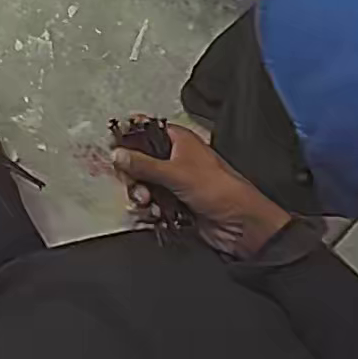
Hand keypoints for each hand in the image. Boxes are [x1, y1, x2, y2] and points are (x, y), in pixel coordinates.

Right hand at [111, 123, 291, 257]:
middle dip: (133, 174)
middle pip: (139, 160)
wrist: (243, 228)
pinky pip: (151, 201)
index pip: (146, 130)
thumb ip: (142, 163)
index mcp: (179, 141)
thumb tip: (118, 154)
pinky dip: (149, 207)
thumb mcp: (176, 173)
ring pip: (143, 182)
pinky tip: (154, 212)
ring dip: (140, 193)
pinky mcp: (175, 202)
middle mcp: (175, 159)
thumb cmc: (221, 191)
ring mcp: (175, 182)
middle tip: (133, 182)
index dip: (129, 137)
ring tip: (147, 200)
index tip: (114, 147)